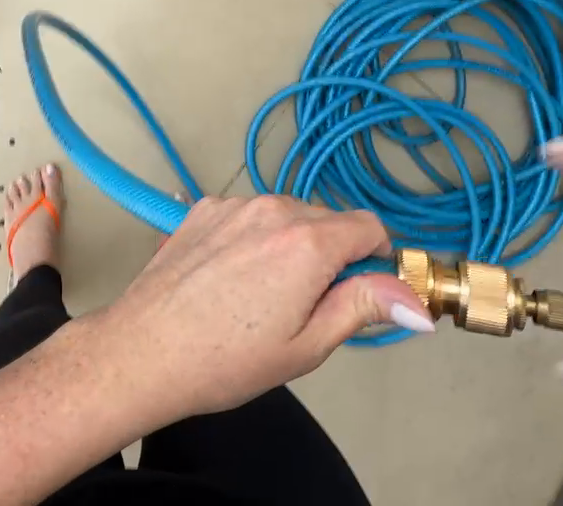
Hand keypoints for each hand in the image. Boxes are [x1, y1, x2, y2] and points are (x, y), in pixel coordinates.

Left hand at [71, 195, 432, 423]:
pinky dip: (254, 235)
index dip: (376, 257)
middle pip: (327, 219)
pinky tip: (231, 274)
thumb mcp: (307, 345)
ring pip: (287, 214)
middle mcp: (273, 208)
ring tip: (262, 292)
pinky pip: (249, 213)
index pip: (370, 226)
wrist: (143, 350)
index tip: (362, 289)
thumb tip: (419, 303)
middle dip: (332, 253)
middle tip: (306, 304)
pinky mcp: (204, 207)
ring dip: (292, 242)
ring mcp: (234, 203)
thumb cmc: (228, 359)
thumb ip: (364, 308)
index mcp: (307, 241)